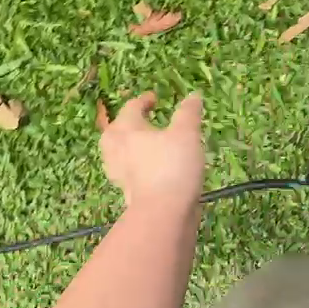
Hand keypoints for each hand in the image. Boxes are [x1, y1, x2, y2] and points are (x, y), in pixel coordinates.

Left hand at [101, 92, 205, 211]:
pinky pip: (127, 173)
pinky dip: (135, 167)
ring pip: (117, 154)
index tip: (154, 99)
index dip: (144, 101)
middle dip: (126, 124)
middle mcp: (117, 150)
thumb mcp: (186, 134)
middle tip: (140, 122)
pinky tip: (148, 170)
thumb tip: (194, 95)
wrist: (164, 212)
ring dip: (128, 147)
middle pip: (114, 132)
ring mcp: (120, 174)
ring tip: (143, 145)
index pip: (131, 108)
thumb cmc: (172, 166)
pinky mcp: (128, 193)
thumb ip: (188, 113)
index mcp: (127, 130)